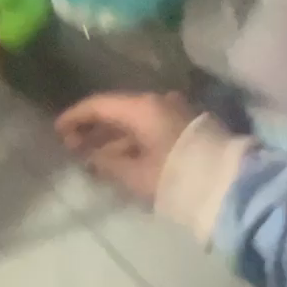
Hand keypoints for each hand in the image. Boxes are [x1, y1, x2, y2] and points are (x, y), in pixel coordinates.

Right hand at [55, 92, 197, 202]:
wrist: (229, 184)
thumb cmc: (177, 177)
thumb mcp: (136, 175)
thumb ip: (107, 164)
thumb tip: (89, 158)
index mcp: (143, 107)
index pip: (100, 104)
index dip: (75, 117)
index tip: (57, 130)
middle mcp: (158, 101)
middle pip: (117, 109)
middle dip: (93, 127)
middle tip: (71, 145)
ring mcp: (174, 112)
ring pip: (134, 120)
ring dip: (112, 136)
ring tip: (91, 155)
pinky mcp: (185, 126)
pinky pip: (149, 127)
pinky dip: (131, 139)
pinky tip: (119, 157)